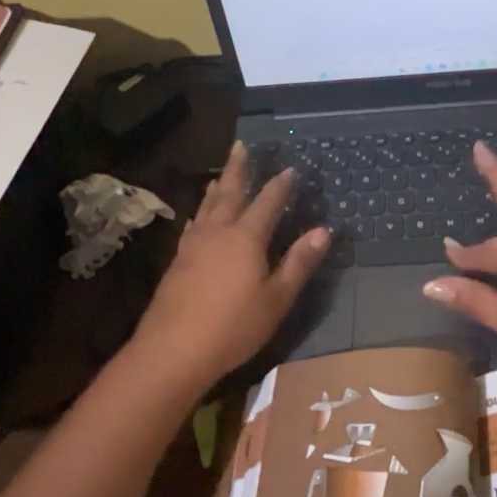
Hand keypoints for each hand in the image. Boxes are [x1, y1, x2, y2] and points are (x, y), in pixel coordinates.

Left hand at [131, 142, 327, 385]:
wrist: (173, 351)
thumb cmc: (234, 327)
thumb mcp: (277, 298)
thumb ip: (299, 263)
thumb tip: (323, 230)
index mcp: (246, 238)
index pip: (268, 203)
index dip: (280, 185)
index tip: (290, 168)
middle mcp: (218, 233)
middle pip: (230, 193)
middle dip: (239, 169)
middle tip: (240, 146)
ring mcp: (193, 246)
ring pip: (207, 207)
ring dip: (217, 189)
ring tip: (221, 175)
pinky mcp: (177, 263)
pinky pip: (192, 226)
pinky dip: (200, 215)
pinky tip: (197, 218)